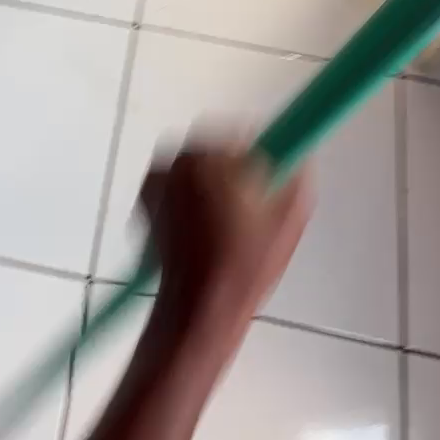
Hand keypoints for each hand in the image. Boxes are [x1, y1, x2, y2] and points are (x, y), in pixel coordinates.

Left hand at [139, 144, 314, 347]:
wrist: (199, 305)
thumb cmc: (244, 264)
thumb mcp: (290, 216)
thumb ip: (296, 172)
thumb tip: (294, 155)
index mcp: (207, 157)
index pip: (237, 133)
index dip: (255, 152)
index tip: (266, 172)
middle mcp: (173, 162)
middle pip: (210, 148)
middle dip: (229, 167)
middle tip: (249, 200)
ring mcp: (153, 182)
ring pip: (191, 167)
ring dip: (208, 182)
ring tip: (227, 220)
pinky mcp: (144, 202)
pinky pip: (173, 186)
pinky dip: (188, 198)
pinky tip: (205, 228)